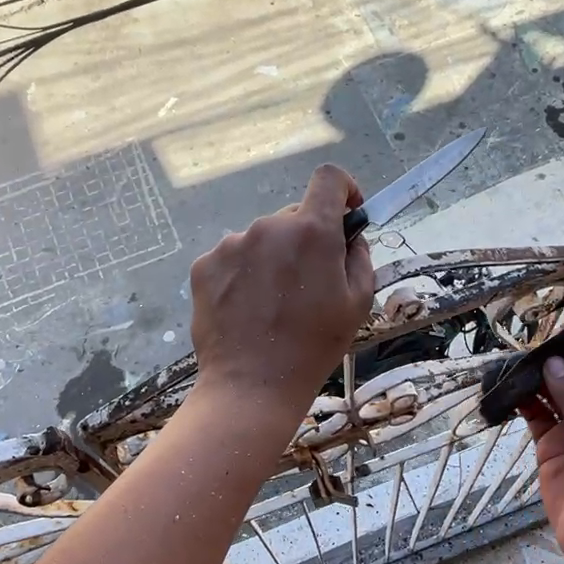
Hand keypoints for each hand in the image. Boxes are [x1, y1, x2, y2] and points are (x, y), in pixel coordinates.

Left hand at [189, 165, 375, 415]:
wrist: (252, 384)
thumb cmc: (314, 347)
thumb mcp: (358, 303)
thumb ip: (358, 257)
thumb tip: (348, 236)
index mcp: (311, 231)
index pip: (329, 178)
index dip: (343, 188)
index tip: (346, 210)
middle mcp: (268, 227)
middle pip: (293, 217)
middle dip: (306, 240)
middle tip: (308, 285)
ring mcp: (231, 244)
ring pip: (262, 240)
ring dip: (273, 259)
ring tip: (273, 306)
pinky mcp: (204, 265)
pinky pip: (234, 259)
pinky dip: (244, 276)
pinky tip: (247, 310)